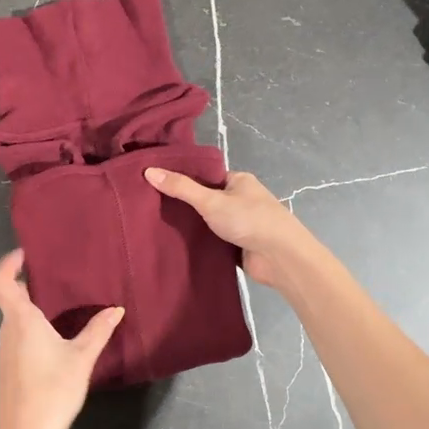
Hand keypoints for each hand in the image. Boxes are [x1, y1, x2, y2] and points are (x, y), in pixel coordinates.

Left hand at [0, 249, 122, 428]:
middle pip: (9, 298)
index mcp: (21, 321)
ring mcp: (4, 350)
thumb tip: (116, 309)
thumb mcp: (81, 359)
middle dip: (27, 285)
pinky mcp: (6, 368)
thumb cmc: (53, 391)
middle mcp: (7, 331)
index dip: (8, 263)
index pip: (1, 281)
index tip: (25, 254)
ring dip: (30, 309)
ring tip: (59, 306)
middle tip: (54, 277)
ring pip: (14, 320)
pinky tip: (52, 340)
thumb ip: (98, 331)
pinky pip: (16, 337)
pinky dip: (30, 329)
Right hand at [143, 168, 314, 288]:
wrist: (281, 258)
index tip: (156, 184)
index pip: (205, 175)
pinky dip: (200, 242)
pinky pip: (213, 240)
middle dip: (184, 204)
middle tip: (152, 206)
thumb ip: (180, 188)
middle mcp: (241, 199)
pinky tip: (176, 243)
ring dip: (191, 225)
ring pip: (209, 221)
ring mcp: (241, 224)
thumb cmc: (249, 220)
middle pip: (206, 198)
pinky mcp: (239, 246)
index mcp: (238, 181)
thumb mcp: (210, 200)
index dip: (182, 178)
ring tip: (157, 224)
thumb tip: (148, 171)